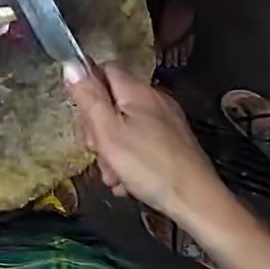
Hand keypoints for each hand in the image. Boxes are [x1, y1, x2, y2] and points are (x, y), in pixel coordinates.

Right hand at [63, 59, 230, 222]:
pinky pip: (141, 142)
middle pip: (112, 101)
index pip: (104, 69)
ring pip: (124, 125)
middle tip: (96, 149)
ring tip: (112, 173)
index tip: (81, 114)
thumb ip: (88, 97)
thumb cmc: (149, 167)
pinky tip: (126, 180)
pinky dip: (129, 158)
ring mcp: (167, 123)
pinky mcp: (174, 143)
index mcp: (137, 92)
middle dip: (97, 126)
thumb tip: (71, 65)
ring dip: (111, 148)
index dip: (86, 86)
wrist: (198, 203)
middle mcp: (155, 101)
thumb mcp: (107, 131)